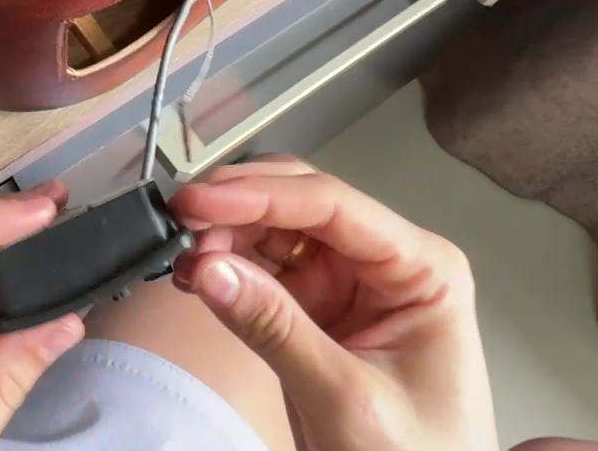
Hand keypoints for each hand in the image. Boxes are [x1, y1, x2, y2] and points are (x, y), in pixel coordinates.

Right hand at [170, 157, 497, 450]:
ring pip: (271, 223)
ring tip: (181, 255)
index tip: (194, 204)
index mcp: (419, 266)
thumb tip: (206, 266)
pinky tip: (193, 273)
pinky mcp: (315, 299)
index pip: (328, 203)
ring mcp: (346, 276)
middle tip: (178, 220)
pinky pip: (260, 260)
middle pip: (297, 199)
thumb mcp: (346, 402)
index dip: (256, 195)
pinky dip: (223, 260)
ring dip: (222, 230)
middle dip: (234, 204)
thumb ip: (275, 329)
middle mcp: (382, 256)